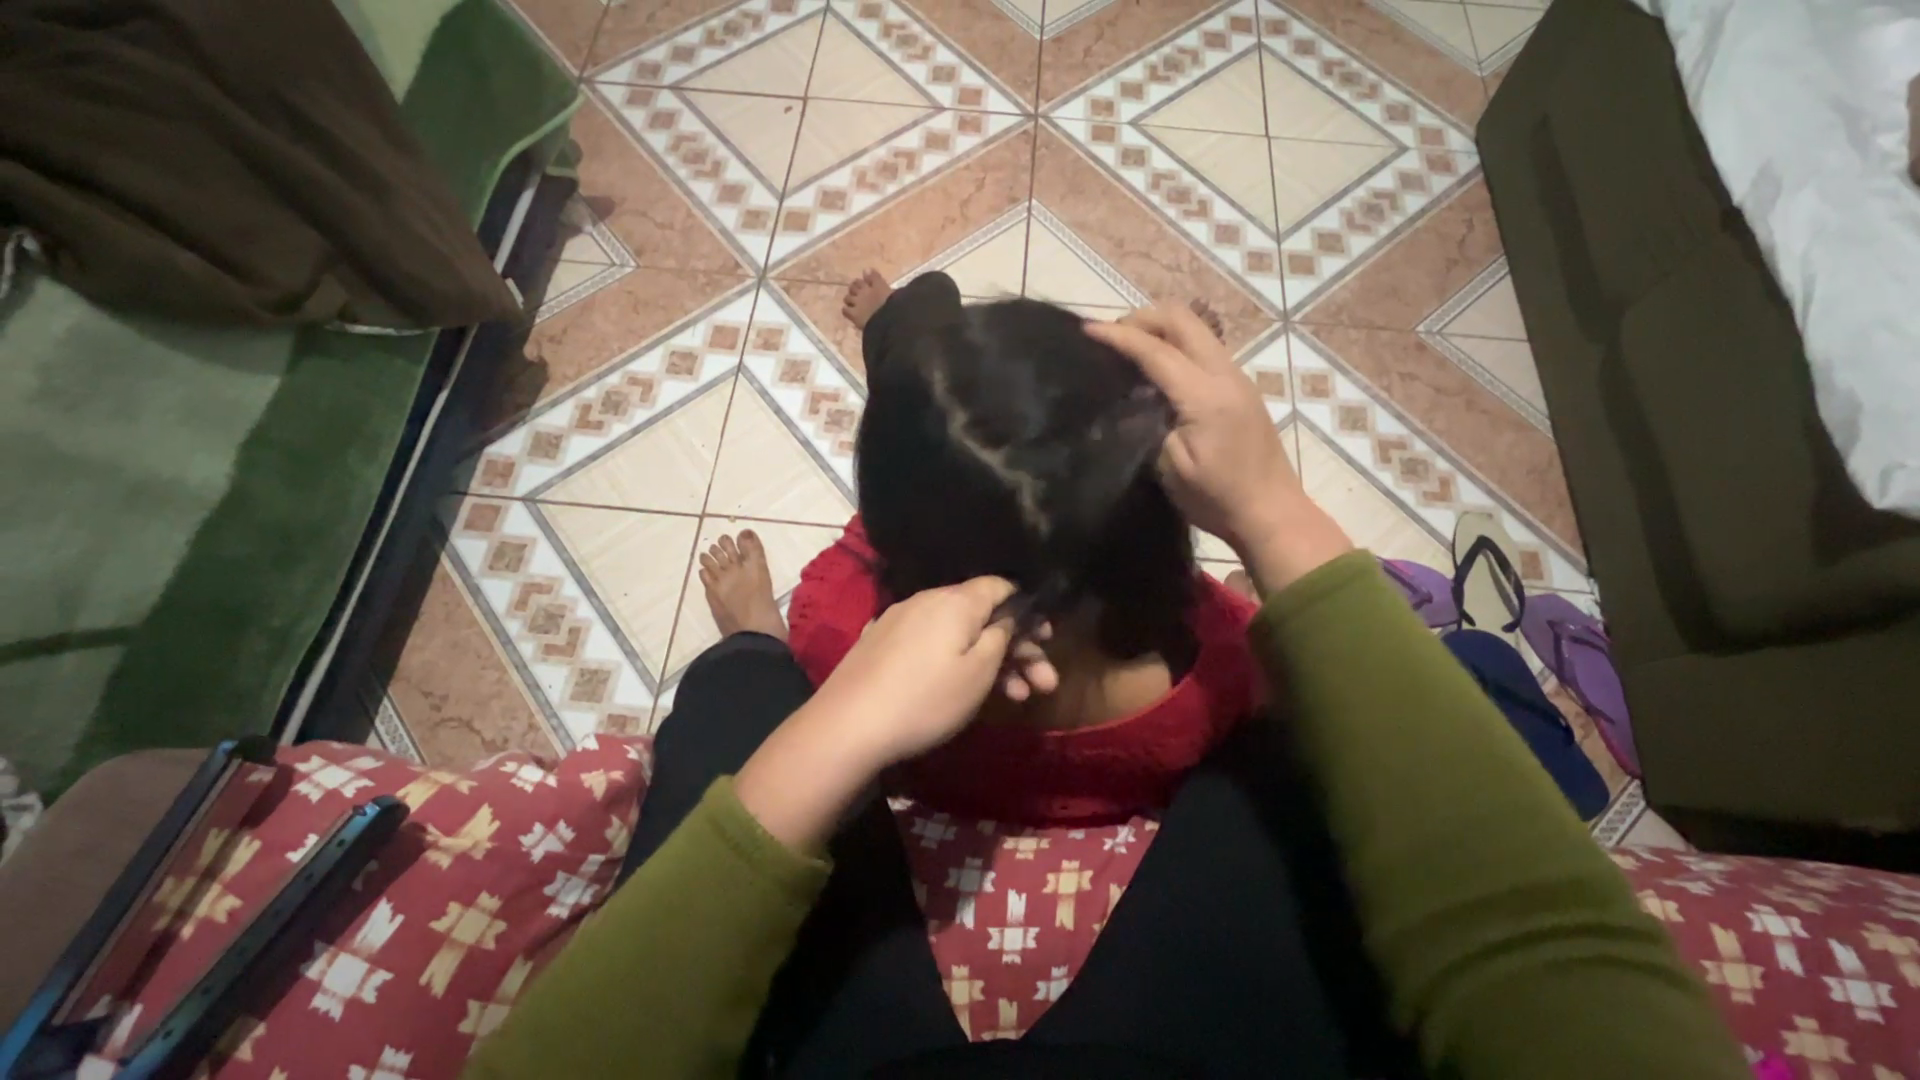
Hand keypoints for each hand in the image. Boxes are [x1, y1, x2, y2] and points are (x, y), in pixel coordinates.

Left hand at [733, 578, 1056, 852]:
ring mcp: (900, 621)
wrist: (848, 725)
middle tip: (1044, 684)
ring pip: (958, 633)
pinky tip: (965, 689)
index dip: (1028, 609)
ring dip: (990, 661)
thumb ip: (1001, 636)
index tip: (1046, 638)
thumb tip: (1008, 617)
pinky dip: (955, 661)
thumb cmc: (926, 698)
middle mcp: (927, 600)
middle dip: (1018, 647)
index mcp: (955, 600)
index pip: (1000, 586)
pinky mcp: (881, 644)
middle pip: (982, 614)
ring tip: (1016, 699)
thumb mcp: (978, 672)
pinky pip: (931, 643)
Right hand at [1085, 306, 1352, 590]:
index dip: (1118, 336)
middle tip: (1110, 338)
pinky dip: (1175, 345)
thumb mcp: (1171, 467)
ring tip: (1128, 351)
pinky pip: (1204, 348)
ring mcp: (1236, 378)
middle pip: (1182, 319)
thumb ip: (1147, 426)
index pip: (1155, 350)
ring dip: (1160, 329)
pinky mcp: (1239, 388)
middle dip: (1141, 318)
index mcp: (1204, 395)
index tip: (1086, 330)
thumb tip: (1129, 402)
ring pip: (1195, 329)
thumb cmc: (1217, 498)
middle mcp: (1224, 374)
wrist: (1271, 513)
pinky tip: (1156, 370)